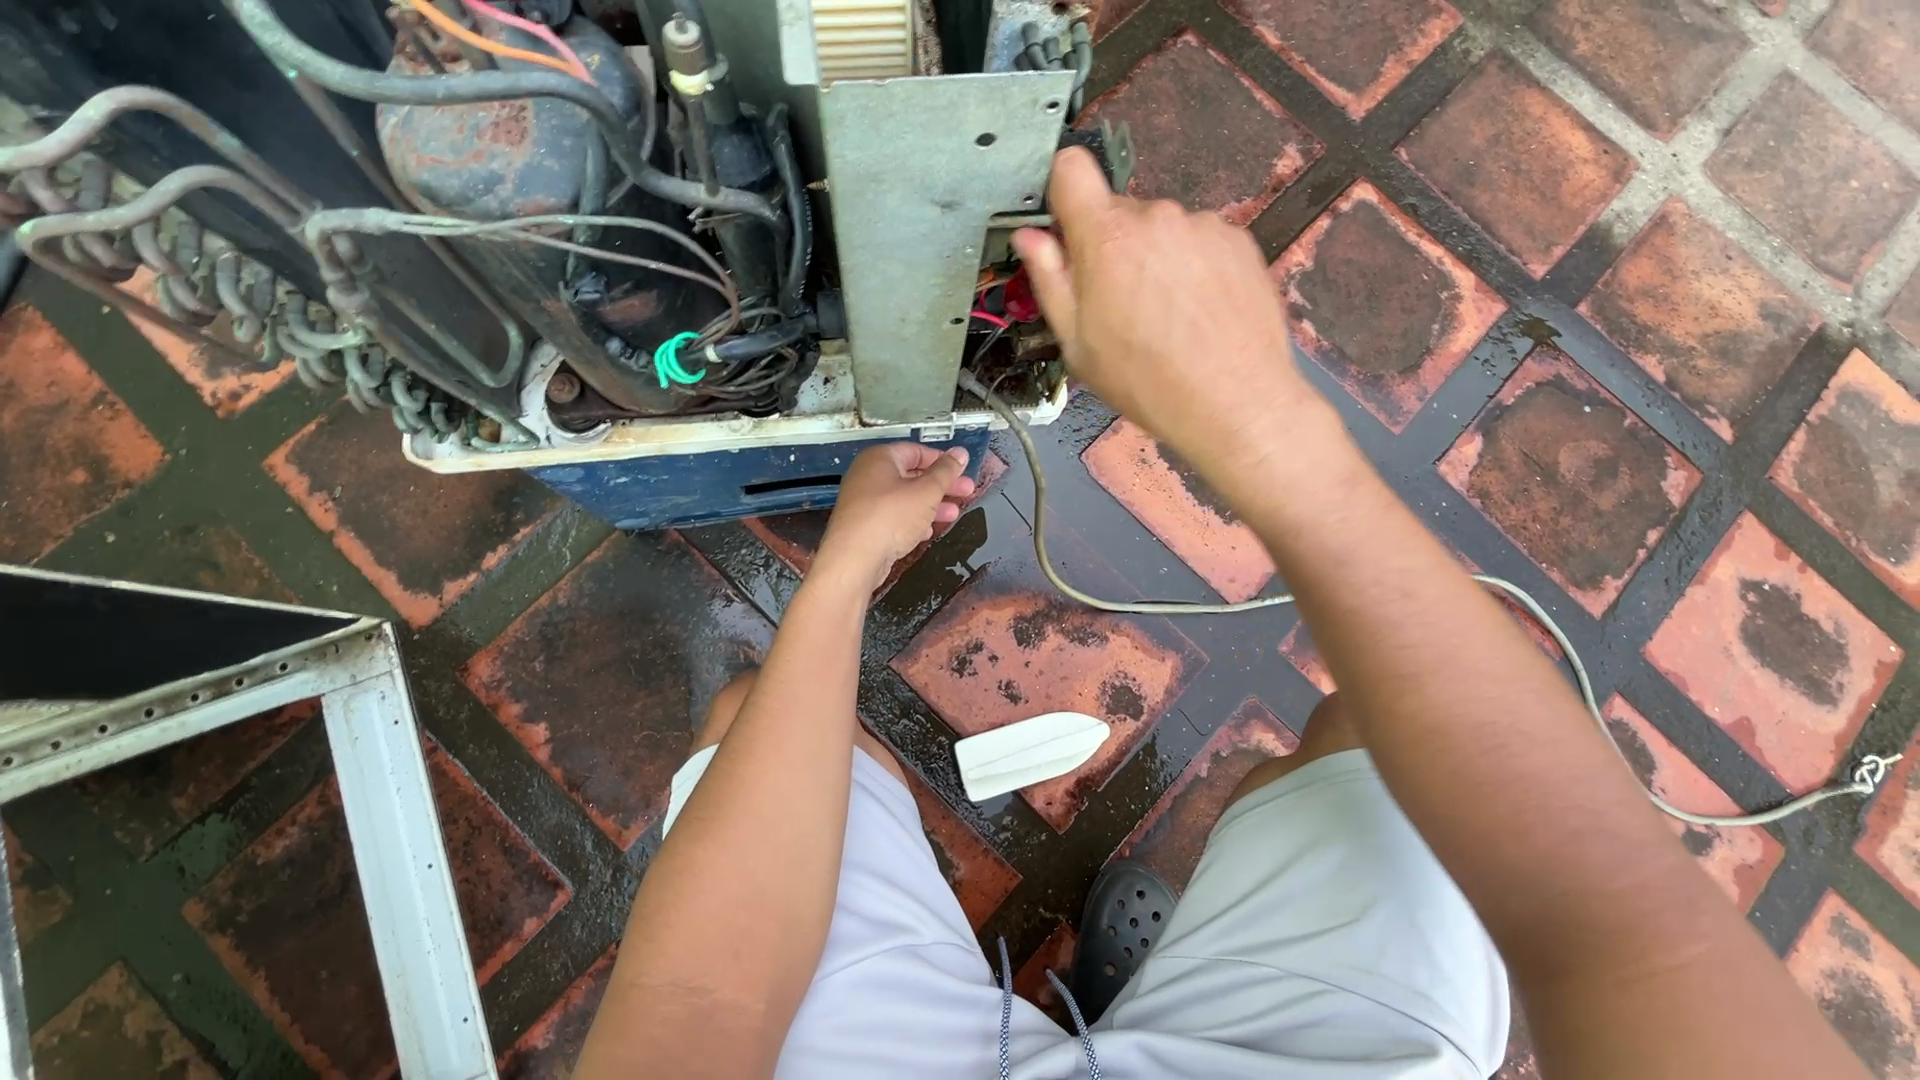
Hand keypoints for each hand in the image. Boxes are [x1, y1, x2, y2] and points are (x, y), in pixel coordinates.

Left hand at [815, 443, 975, 591]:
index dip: (941, 460)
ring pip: (904, 498)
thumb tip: (960, 454)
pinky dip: (913, 521)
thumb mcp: (926, 491)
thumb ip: (946, 472)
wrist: (854, 560)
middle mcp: (868, 475)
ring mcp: (864, 502)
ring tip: (953, 514)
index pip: (916, 451)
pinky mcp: (865, 525)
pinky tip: (927, 531)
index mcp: (880, 458)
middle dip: (941, 485)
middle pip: (912, 475)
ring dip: (931, 505)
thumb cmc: (889, 518)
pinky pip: (893, 517)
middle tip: (966, 491)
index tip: (961, 470)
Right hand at [1013, 148, 1324, 467]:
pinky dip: (1193, 267)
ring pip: (1161, 230)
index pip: (1071, 169)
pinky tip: (1198, 312)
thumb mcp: (1078, 345)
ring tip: (1167, 315)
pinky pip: (1199, 241)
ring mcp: (1202, 225)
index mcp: (1107, 238)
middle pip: (1119, 213)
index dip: (1062, 190)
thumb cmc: (1147, 382)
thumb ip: (1050, 280)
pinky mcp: (1238, 239)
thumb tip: (1030, 238)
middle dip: (1112, 247)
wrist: (1235, 402)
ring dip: (1156, 259)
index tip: (1065, 223)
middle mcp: (1156, 217)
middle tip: (1120, 303)